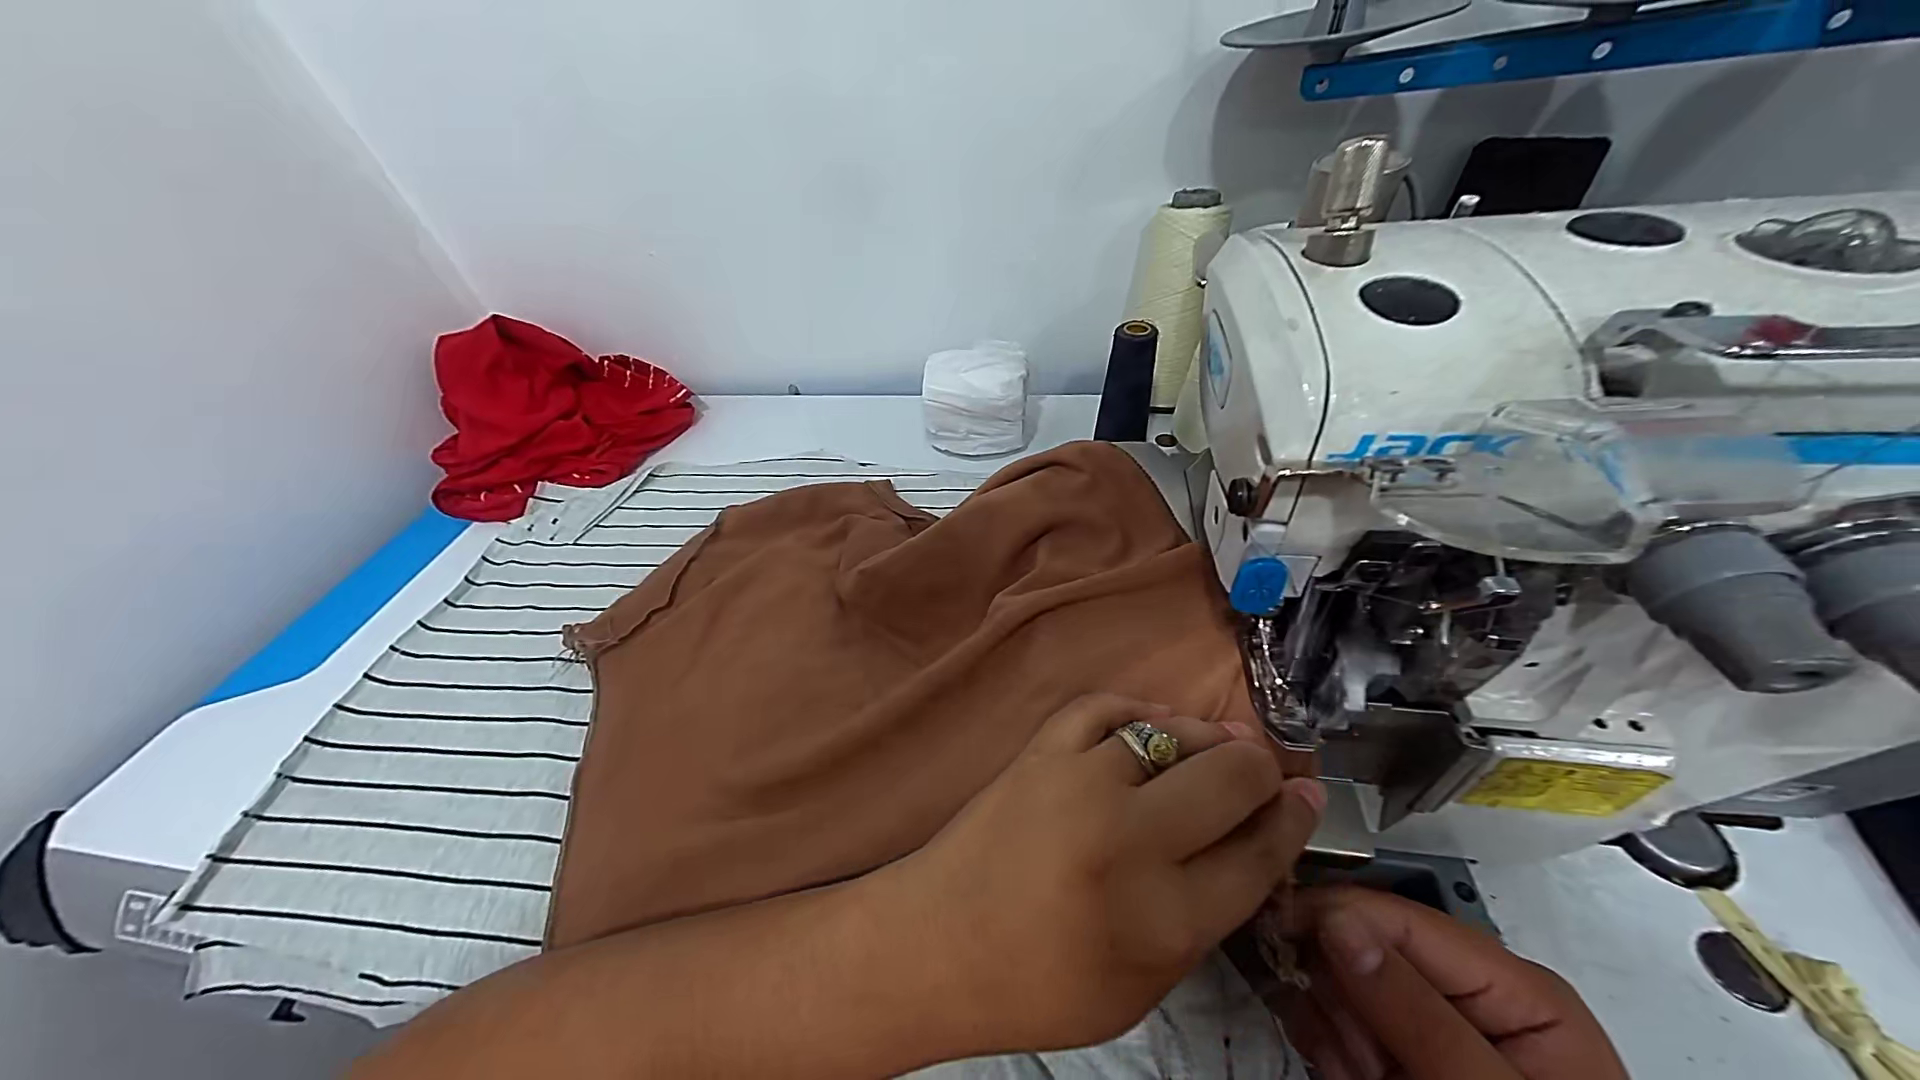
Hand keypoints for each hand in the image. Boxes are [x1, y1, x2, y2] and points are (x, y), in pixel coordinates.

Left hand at [873, 693, 1325, 1054]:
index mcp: (1166, 920)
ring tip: (1212, 747)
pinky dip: (1137, 710)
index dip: (1291, 820)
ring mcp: (1079, 783)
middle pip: (1231, 777)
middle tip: (1258, 772)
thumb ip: (1204, 917)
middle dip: (1260, 770)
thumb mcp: (1143, 986)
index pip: (1258, 853)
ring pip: (1173, 731)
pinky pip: (1104, 706)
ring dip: (1206, 736)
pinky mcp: (1038, 752)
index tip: (1305, 796)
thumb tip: (1253, 840)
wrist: (937, 942)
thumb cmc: (1041, 983)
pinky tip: (1151, 724)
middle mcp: (1130, 841)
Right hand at [1278, 886, 1628, 1079]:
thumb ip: (1419, 1014)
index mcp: (1513, 985)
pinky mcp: (1394, 1043)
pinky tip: (1350, 1074)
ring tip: (1358, 1076)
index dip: (1328, 914)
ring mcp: (1426, 1017)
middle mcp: (1466, 988)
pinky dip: (1325, 1044)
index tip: (1277, 937)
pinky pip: (1331, 1014)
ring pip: (1334, 975)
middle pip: (1359, 939)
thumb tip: (1337, 920)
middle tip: (1356, 1058)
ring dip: (1328, 1025)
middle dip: (1337, 992)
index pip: (1396, 913)